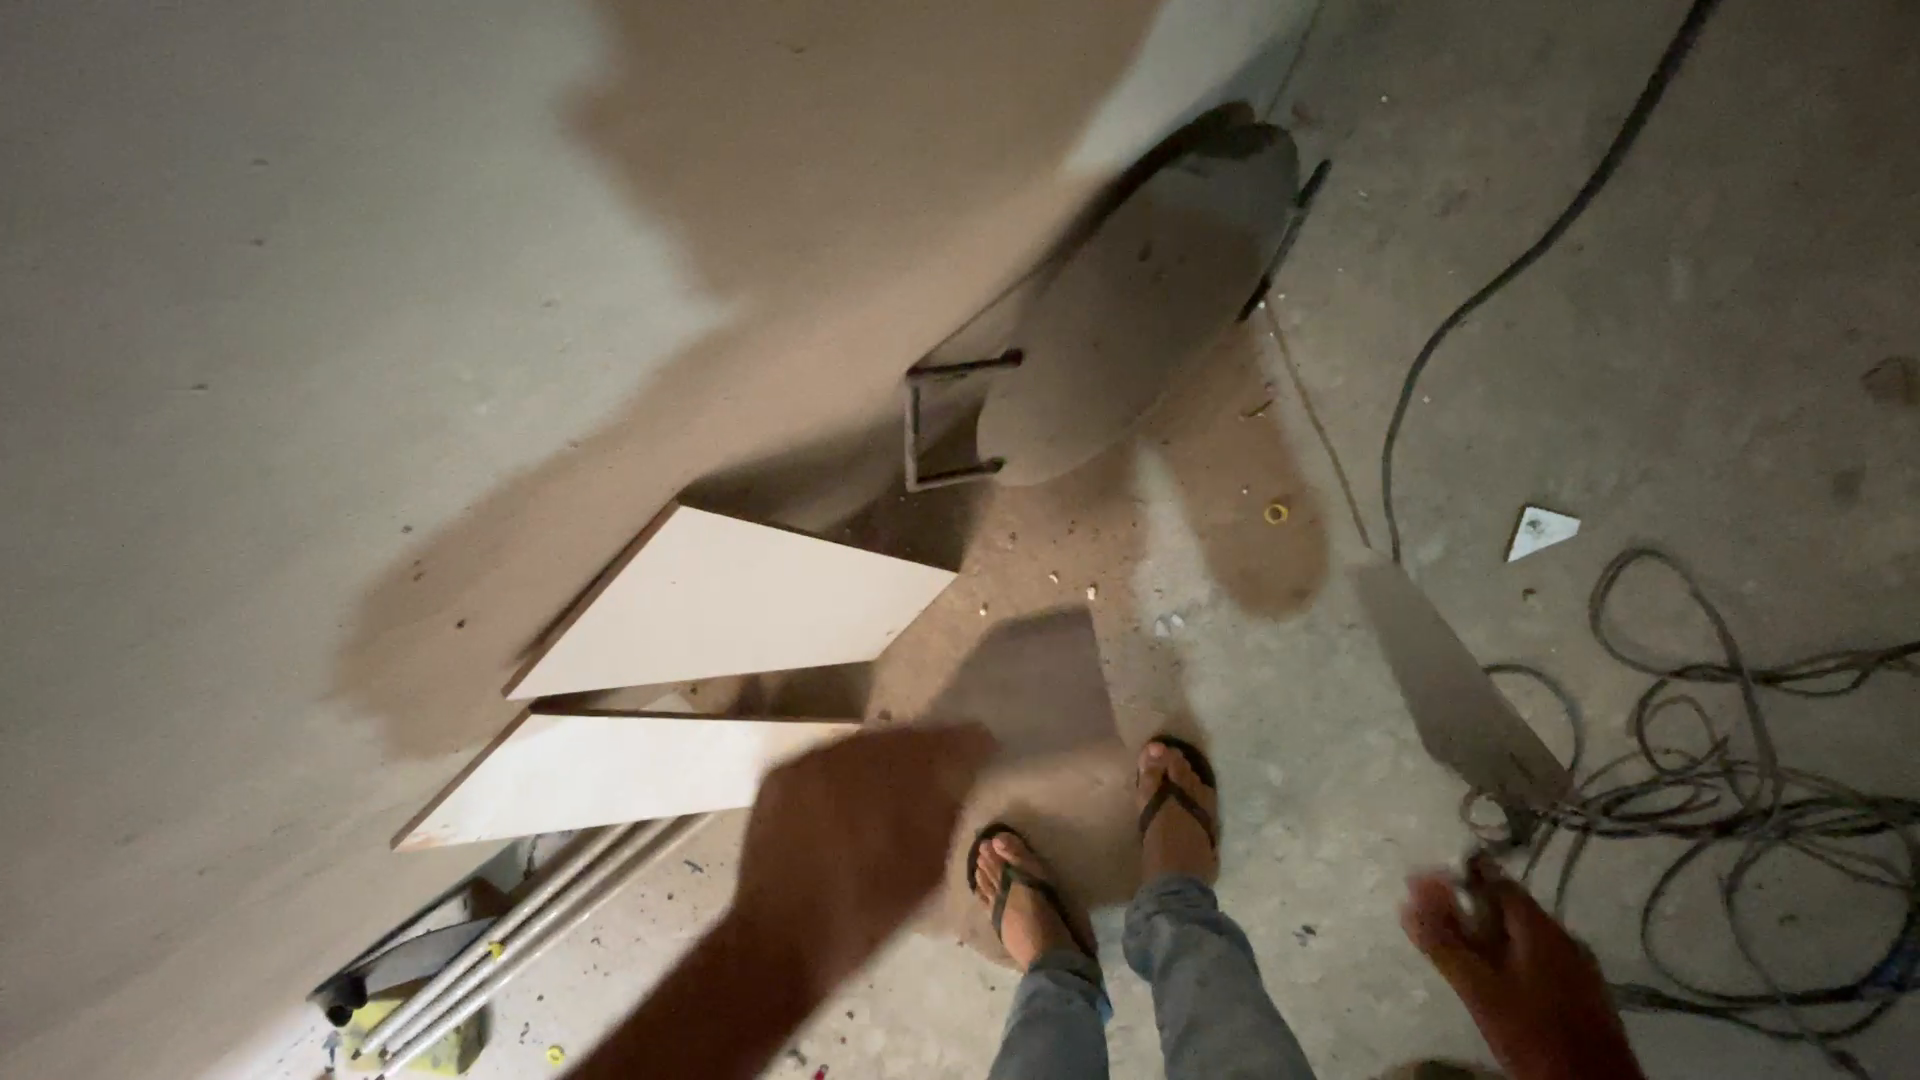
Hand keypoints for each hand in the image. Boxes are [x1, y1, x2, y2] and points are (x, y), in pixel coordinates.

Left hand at [728, 723, 998, 997]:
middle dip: (927, 748)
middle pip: (901, 739)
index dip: (966, 743)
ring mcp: (808, 764)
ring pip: (863, 745)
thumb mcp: (924, 872)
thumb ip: (948, 816)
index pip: (938, 743)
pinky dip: (849, 768)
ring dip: (888, 756)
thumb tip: (965, 779)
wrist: (776, 944)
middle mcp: (846, 760)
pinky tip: (856, 789)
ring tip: (903, 776)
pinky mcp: (781, 776)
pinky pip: (828, 758)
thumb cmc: (861, 920)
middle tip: (947, 761)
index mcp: (888, 785)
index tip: (984, 746)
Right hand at [1402, 862, 1643, 1079]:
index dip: (1458, 878)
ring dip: (1485, 933)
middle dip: (1467, 907)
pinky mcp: (1581, 994)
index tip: (1425, 886)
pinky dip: (1506, 955)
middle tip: (1432, 916)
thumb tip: (1407, 906)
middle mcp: (1565, 940)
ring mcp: (1578, 968)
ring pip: (1522, 936)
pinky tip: (1490, 974)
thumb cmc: (1533, 1034)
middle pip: (1509, 909)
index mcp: (1542, 930)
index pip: (1497, 882)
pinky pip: (1536, 959)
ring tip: (1453, 945)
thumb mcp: (1478, 989)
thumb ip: (1442, 945)